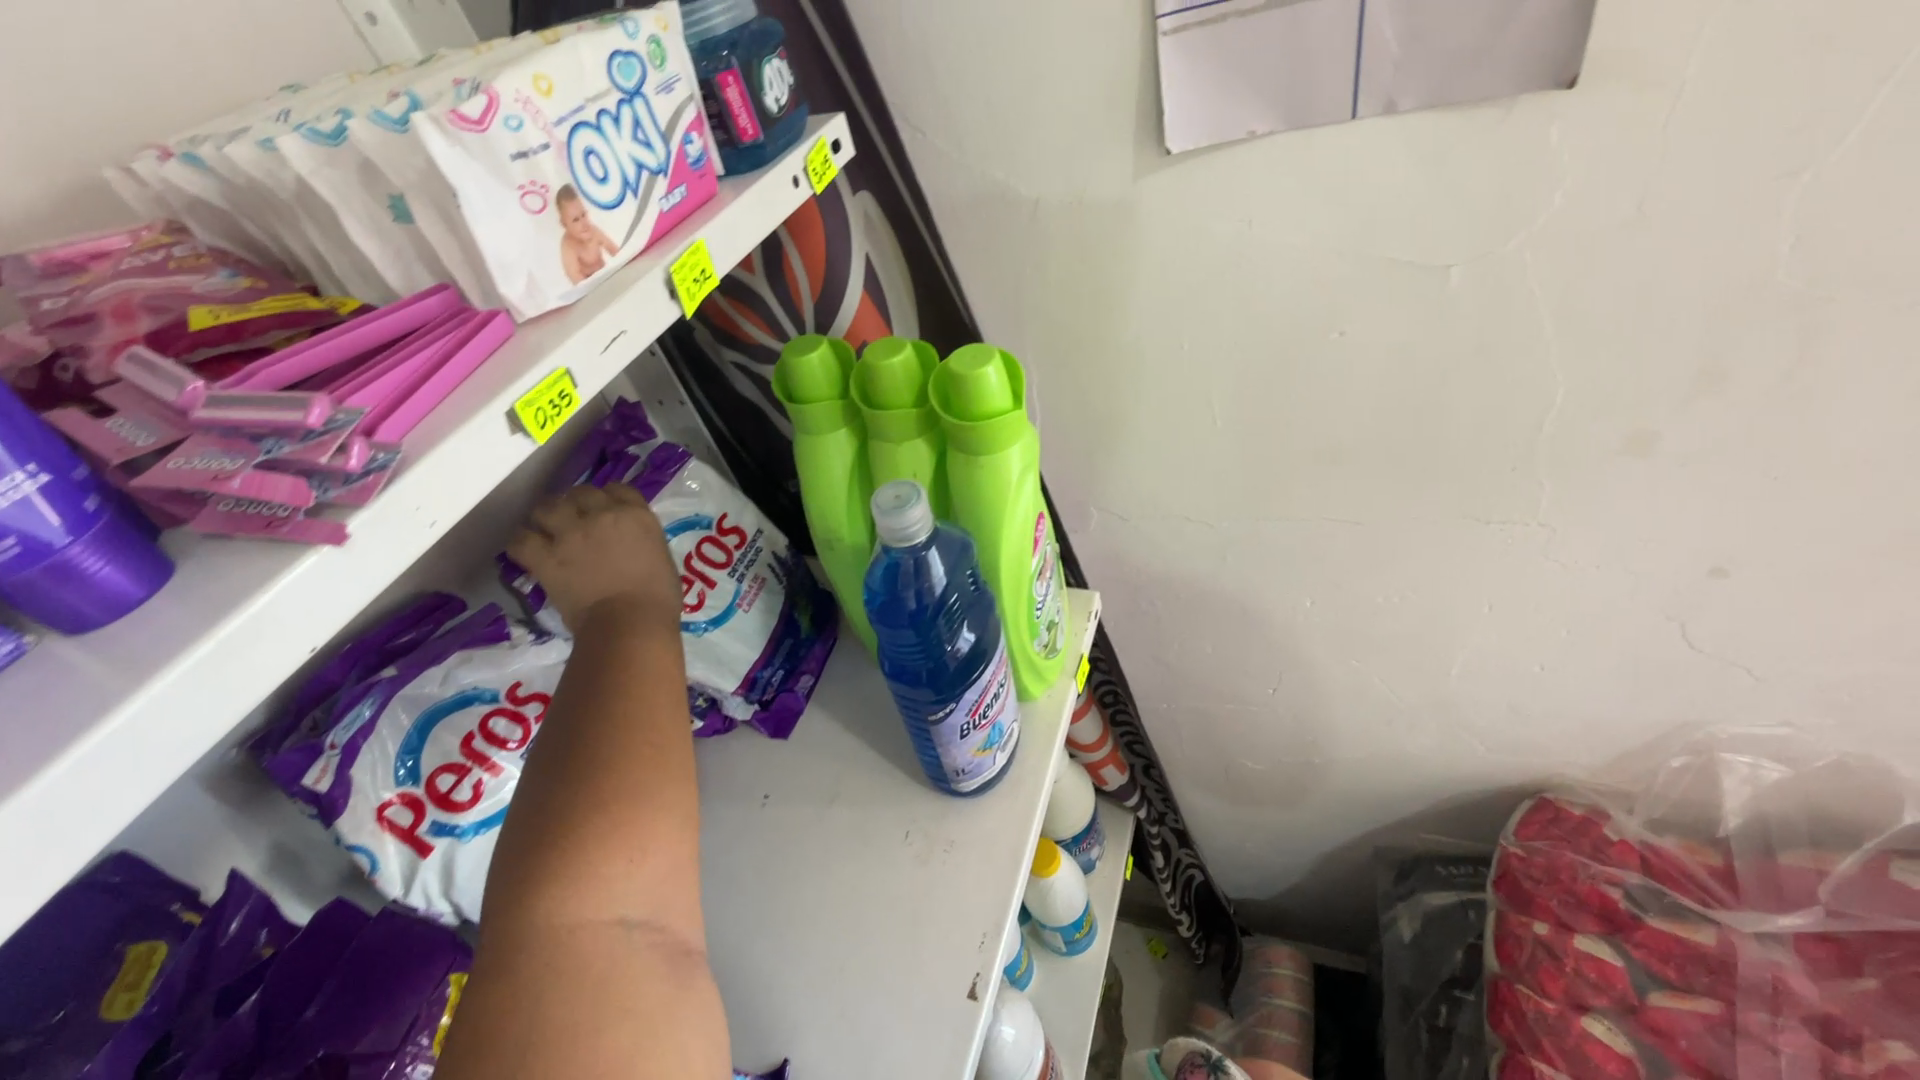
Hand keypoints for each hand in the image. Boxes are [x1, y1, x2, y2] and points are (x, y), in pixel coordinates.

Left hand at [507, 484, 679, 632]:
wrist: (629, 624)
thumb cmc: (658, 598)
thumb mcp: (661, 557)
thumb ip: (642, 541)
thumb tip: (629, 545)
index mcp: (635, 515)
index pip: (618, 489)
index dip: (610, 498)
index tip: (608, 510)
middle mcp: (600, 515)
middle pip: (580, 493)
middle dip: (577, 504)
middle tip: (577, 521)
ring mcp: (569, 534)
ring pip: (546, 508)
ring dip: (546, 516)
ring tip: (547, 529)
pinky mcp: (545, 558)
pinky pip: (521, 540)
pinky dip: (521, 542)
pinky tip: (527, 549)